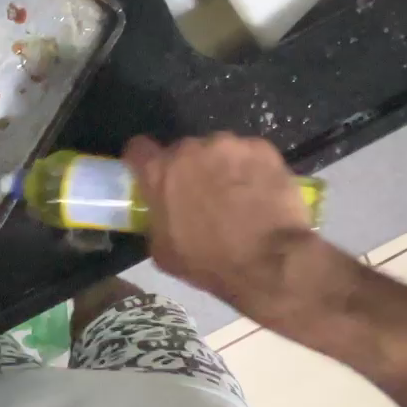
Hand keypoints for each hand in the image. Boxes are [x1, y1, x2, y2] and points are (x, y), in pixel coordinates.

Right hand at [124, 134, 316, 308]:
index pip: (138, 150)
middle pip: (183, 152)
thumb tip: (161, 215)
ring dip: (222, 168)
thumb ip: (156, 221)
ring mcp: (228, 145)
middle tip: (203, 196)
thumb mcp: (163, 251)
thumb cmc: (209, 261)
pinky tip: (261, 194)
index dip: (143, 161)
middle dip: (189, 170)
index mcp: (159, 172)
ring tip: (238, 197)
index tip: (151, 175)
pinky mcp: (262, 148)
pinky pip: (250, 154)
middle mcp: (190, 149)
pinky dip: (252, 169)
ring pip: (218, 151)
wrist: (269, 261)